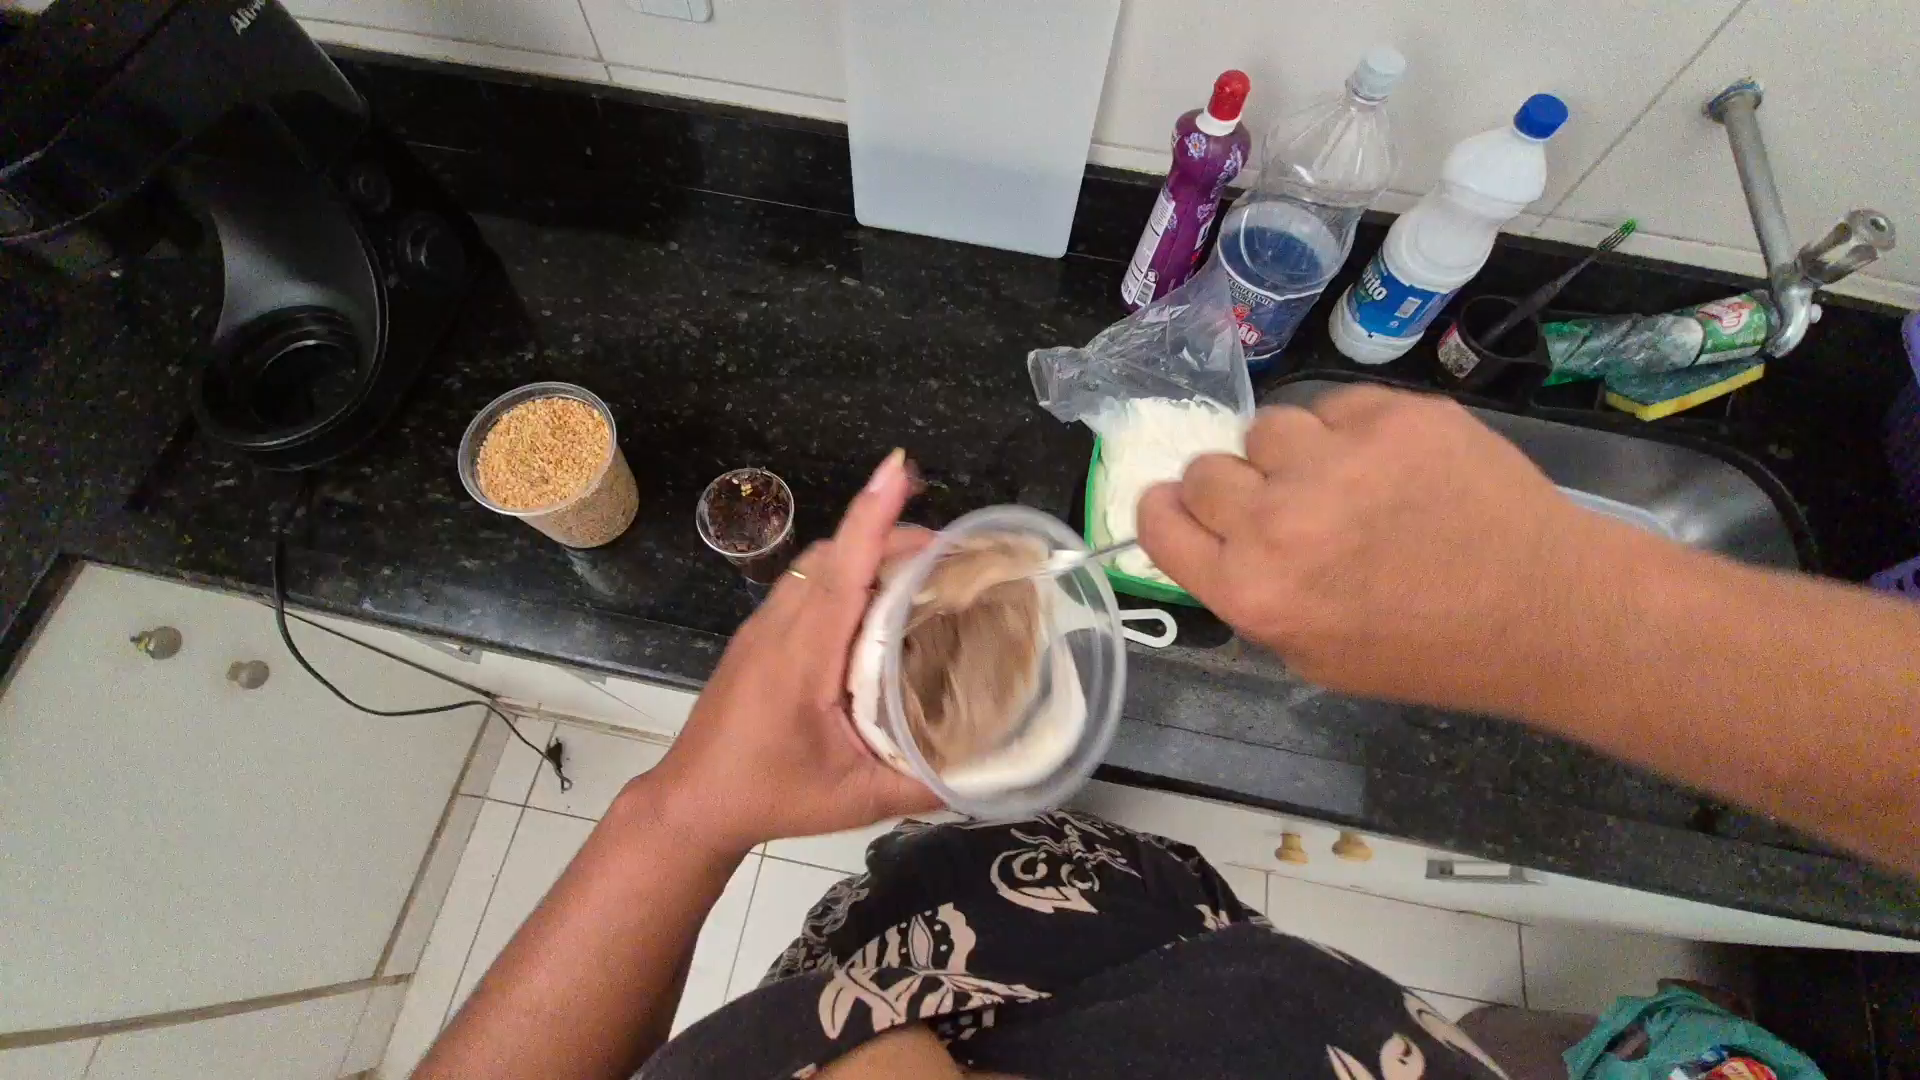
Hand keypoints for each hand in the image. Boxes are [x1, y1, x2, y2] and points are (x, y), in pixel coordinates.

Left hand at [649, 450, 940, 852]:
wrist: (691, 801)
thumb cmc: (770, 795)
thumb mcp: (854, 799)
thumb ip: (920, 784)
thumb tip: (981, 774)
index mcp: (803, 656)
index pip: (842, 570)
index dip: (872, 517)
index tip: (898, 470)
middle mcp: (780, 626)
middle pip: (835, 554)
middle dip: (889, 532)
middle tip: (949, 550)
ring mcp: (763, 626)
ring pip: (818, 564)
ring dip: (866, 549)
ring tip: (919, 567)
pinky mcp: (759, 635)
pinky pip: (807, 585)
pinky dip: (845, 571)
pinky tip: (874, 600)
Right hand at [1137, 385, 1616, 707]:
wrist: (1544, 612)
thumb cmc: (1416, 649)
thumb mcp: (1303, 654)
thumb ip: (1243, 592)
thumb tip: (1211, 536)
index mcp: (1250, 589)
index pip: (1156, 520)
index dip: (1165, 510)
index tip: (1185, 509)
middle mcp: (1278, 522)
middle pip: (1202, 470)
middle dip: (1229, 486)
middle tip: (1275, 503)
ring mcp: (1337, 462)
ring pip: (1265, 429)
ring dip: (1288, 455)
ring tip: (1338, 480)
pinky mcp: (1394, 418)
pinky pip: (1333, 405)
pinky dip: (1348, 431)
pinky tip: (1386, 463)